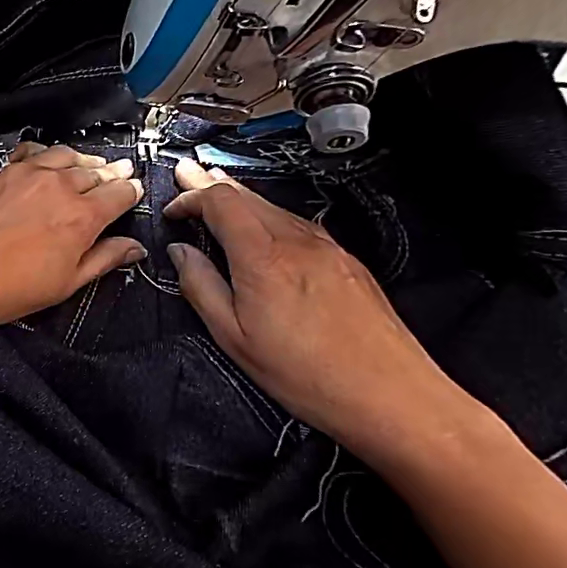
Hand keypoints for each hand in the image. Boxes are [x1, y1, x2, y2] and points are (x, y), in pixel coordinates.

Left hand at [0, 143, 146, 334]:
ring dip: (84, 160)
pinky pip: (35, 153)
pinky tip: (48, 160)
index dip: (130, 192)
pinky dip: (49, 155)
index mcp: (83, 216)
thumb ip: (103, 259)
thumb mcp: (65, 284)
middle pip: (96, 171)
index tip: (132, 192)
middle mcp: (61, 186)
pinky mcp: (2, 171)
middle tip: (118, 175)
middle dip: (111, 174)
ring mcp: (29, 174)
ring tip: (91, 164)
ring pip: (67, 156)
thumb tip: (134, 247)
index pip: (120, 193)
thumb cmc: (6, 288)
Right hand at [164, 158, 467, 451]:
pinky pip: (297, 222)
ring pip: (272, 205)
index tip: (175, 208)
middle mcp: (295, 240)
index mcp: (262, 257)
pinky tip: (264, 223)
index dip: (190, 197)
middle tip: (188, 175)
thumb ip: (201, 287)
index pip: (218, 201)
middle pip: (245, 194)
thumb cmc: (314, 375)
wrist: (390, 393)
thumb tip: (181, 256)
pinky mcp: (344, 258)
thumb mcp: (235, 338)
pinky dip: (269, 214)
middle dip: (210, 183)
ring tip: (218, 190)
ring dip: (239, 197)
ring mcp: (324, 246)